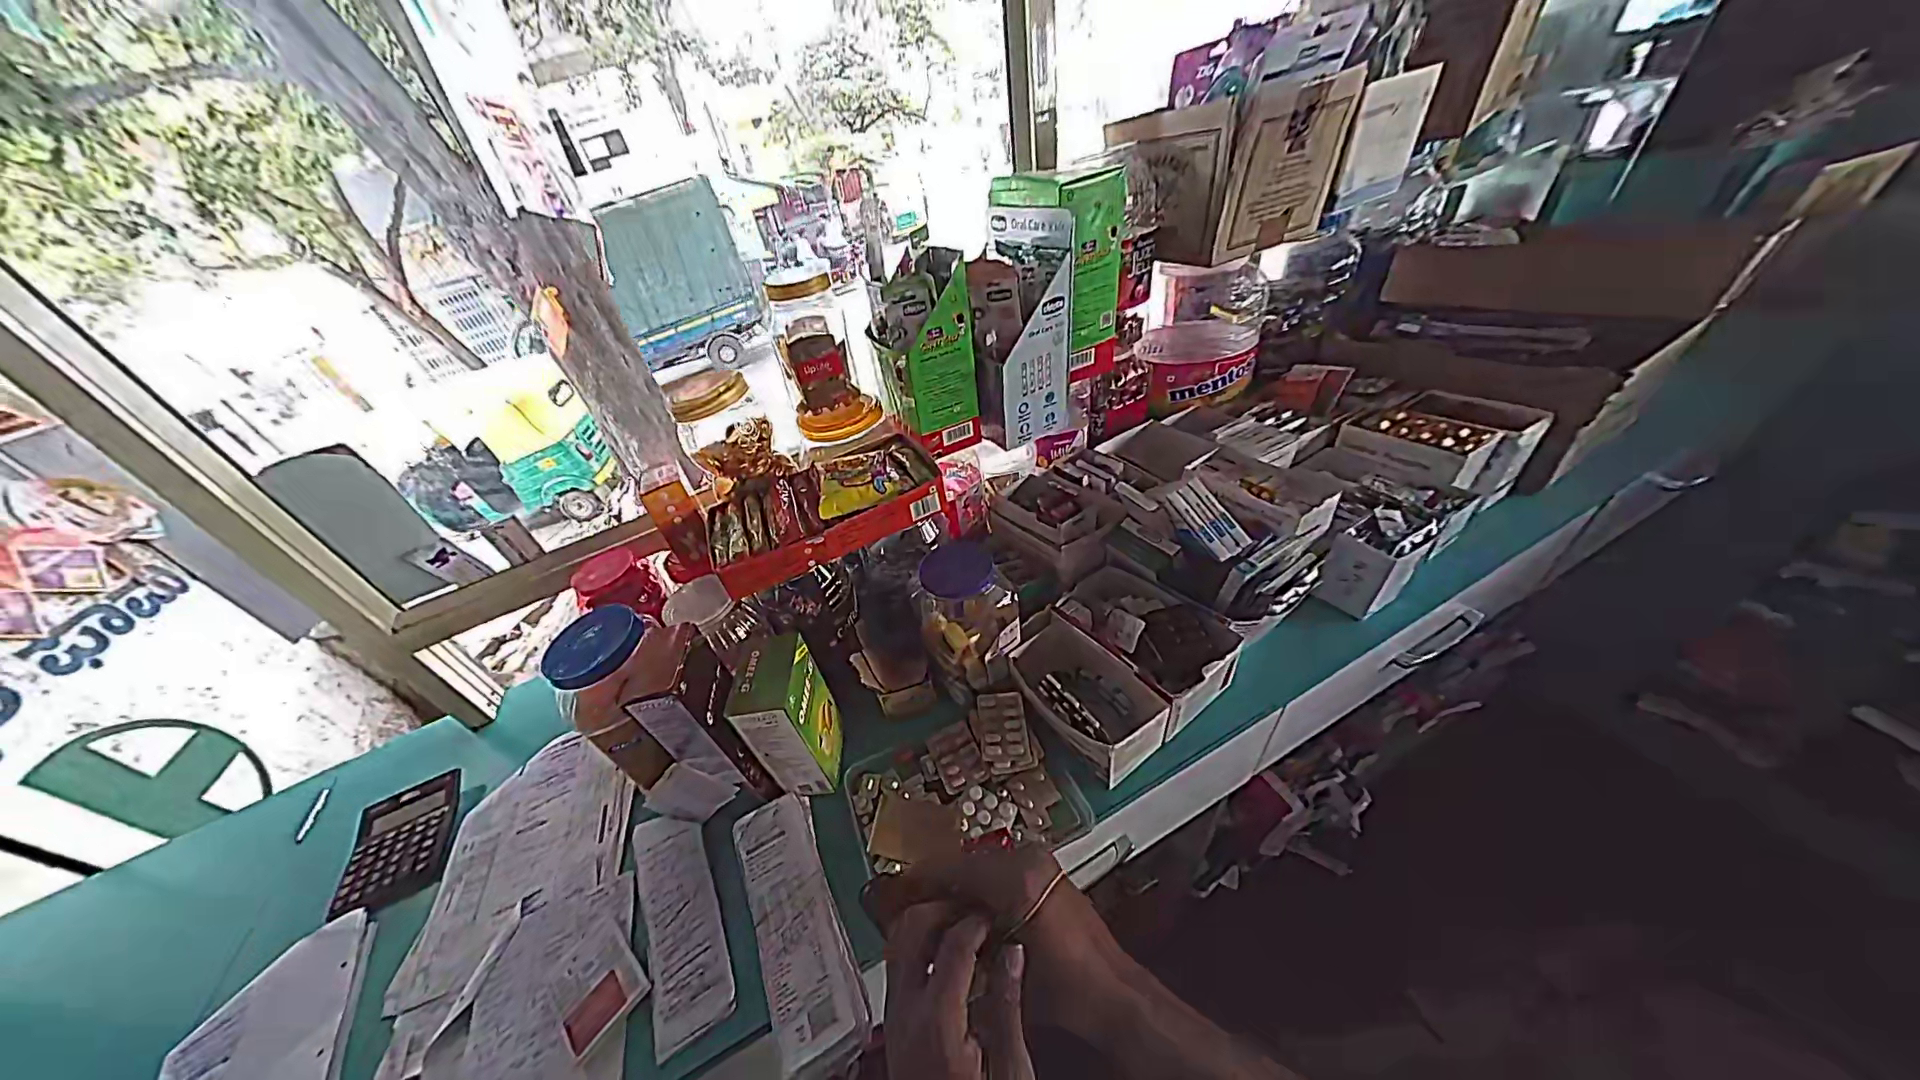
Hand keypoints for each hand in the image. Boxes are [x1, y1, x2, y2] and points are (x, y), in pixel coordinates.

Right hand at [864, 846, 1135, 1036]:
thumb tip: (922, 922)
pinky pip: (997, 869)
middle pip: (964, 862)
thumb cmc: (1065, 989)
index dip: (918, 881)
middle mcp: (1028, 858)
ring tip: (927, 909)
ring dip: (953, 885)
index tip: (894, 891)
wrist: (1112, 993)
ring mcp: (1038, 860)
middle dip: (933, 883)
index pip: (953, 868)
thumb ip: (960, 938)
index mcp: (1018, 878)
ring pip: (979, 864)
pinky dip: (976, 886)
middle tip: (904, 902)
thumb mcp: (1001, 969)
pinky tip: (961, 910)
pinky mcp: (1044, 869)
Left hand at [884, 902, 1033, 1079]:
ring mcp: (895, 1018)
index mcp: (938, 1021)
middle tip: (974, 912)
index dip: (976, 922)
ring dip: (927, 924)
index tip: (994, 917)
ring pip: (897, 943)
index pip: (952, 945)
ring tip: (961, 926)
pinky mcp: (894, 1026)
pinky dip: (918, 946)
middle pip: (912, 931)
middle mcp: (906, 1013)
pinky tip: (947, 956)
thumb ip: (1008, 1005)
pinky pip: (898, 965)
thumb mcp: (1009, 1069)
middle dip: (943, 911)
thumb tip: (1013, 951)